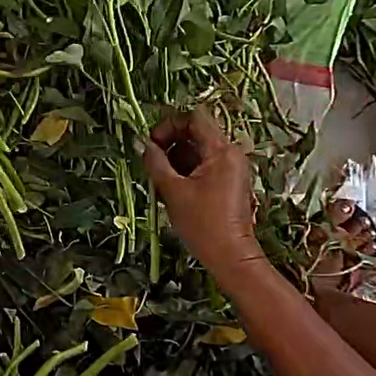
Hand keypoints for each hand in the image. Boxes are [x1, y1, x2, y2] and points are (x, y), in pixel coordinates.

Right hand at [138, 108, 264, 278]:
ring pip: (199, 151)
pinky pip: (206, 165)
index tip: (152, 142)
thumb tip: (143, 144)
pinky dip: (187, 171)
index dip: (169, 124)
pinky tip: (172, 189)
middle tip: (152, 161)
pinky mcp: (230, 183)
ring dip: (177, 159)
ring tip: (160, 179)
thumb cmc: (203, 225)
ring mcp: (233, 169)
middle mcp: (231, 154)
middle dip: (171, 144)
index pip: (194, 118)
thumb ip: (155, 163)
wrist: (230, 257)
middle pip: (197, 133)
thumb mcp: (172, 191)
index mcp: (221, 151)